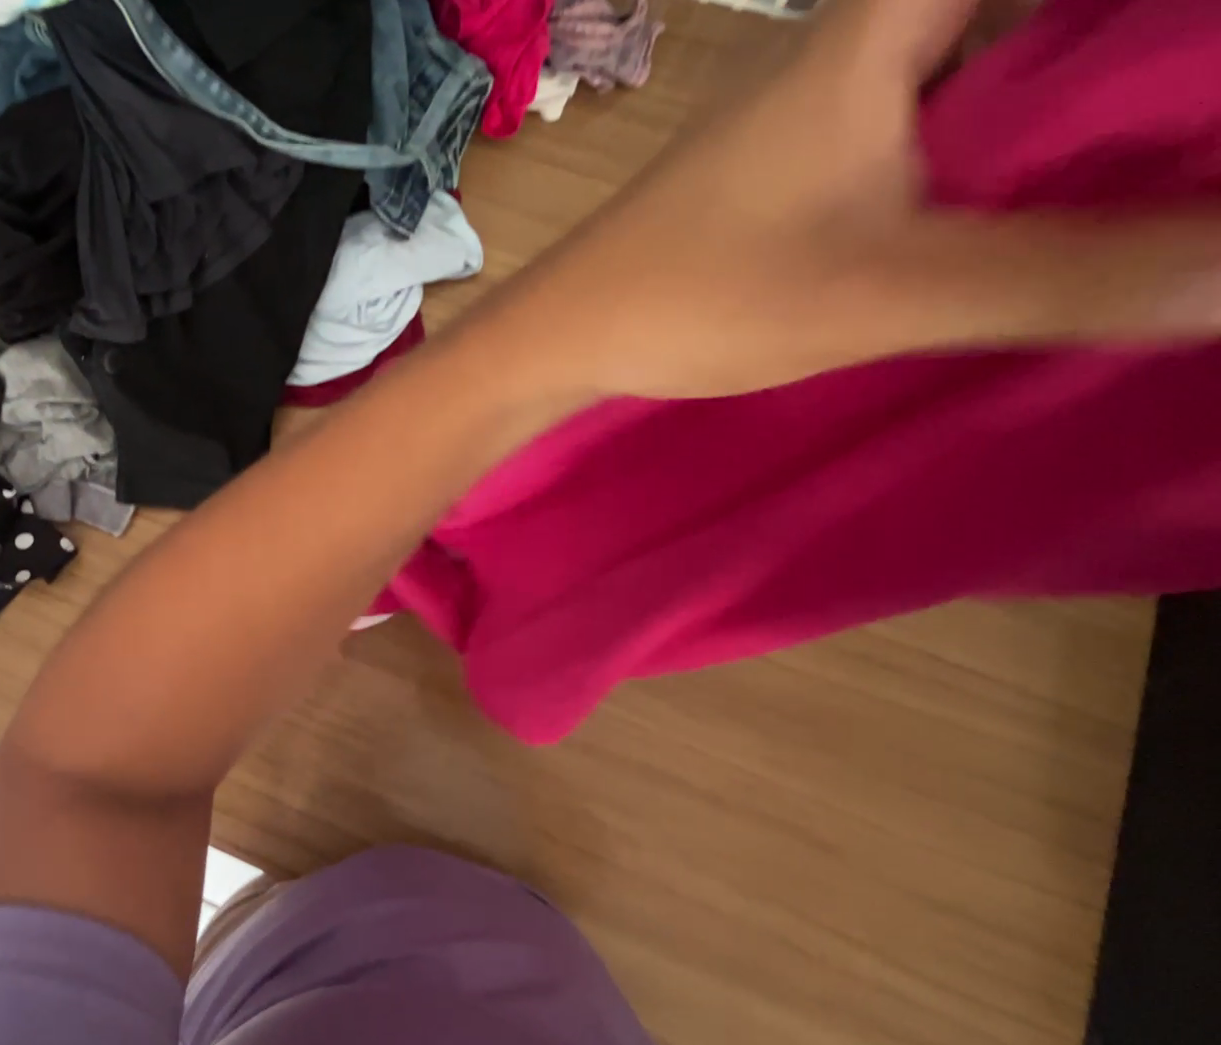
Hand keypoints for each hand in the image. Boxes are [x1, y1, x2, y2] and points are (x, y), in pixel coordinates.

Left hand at [535, 0, 1220, 400]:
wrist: (565, 332)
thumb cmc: (695, 299)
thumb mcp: (885, 290)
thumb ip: (1064, 274)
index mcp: (879, 26)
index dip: (1123, 17)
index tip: (1174, 61)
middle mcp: (854, 40)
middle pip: (1022, 9)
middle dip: (1117, 46)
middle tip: (1186, 107)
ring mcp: (822, 100)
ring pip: (981, 51)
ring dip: (1066, 77)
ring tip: (1157, 132)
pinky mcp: (799, 158)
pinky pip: (934, 110)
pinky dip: (1000, 127)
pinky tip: (1042, 176)